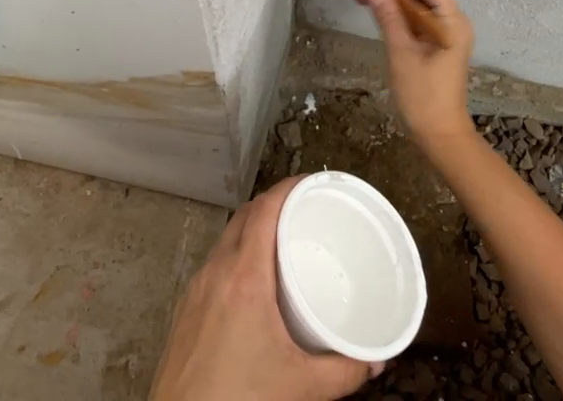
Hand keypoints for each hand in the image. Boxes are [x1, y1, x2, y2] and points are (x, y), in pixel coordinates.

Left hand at [150, 176, 378, 399]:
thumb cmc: (239, 400)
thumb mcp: (301, 387)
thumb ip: (344, 371)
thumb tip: (376, 361)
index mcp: (243, 278)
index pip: (263, 210)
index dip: (287, 188)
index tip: (311, 183)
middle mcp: (215, 273)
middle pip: (244, 217)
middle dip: (274, 204)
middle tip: (305, 211)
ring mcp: (196, 289)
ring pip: (226, 239)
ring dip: (253, 229)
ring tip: (284, 242)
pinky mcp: (186, 309)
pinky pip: (215, 264)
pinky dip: (236, 256)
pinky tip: (255, 281)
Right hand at [344, 0, 475, 147]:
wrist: (438, 132)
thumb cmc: (423, 98)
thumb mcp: (402, 55)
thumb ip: (389, 18)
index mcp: (452, 22)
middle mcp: (451, 19)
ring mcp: (442, 28)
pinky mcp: (431, 37)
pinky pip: (412, 12)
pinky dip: (391, 4)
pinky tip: (368, 0)